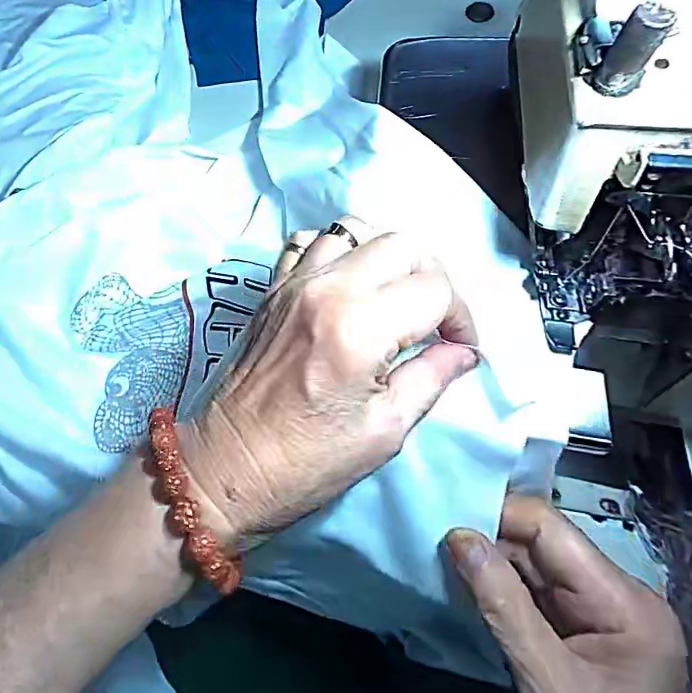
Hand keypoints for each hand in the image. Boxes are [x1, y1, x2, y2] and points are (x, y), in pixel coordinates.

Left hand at [181, 216, 481, 543]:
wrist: (228, 462)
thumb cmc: (307, 461)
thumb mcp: (384, 431)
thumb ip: (431, 378)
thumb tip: (463, 352)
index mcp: (358, 326)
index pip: (434, 288)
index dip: (461, 317)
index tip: (460, 347)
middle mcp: (325, 288)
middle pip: (402, 244)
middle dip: (432, 277)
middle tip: (434, 320)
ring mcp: (293, 281)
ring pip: (355, 230)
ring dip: (386, 255)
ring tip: (393, 295)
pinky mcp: (272, 286)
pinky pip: (309, 241)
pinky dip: (337, 249)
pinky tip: (346, 282)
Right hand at [447, 495, 688, 692]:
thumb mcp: (548, 680)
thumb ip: (504, 605)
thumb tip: (459, 537)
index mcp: (627, 601)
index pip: (551, 529)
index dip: (498, 516)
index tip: (449, 524)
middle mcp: (624, 595)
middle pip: (544, 545)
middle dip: (492, 543)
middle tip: (443, 547)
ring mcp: (610, 614)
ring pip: (538, 567)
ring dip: (495, 566)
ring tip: (453, 566)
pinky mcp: (593, 632)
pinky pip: (542, 594)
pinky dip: (508, 590)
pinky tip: (478, 590)